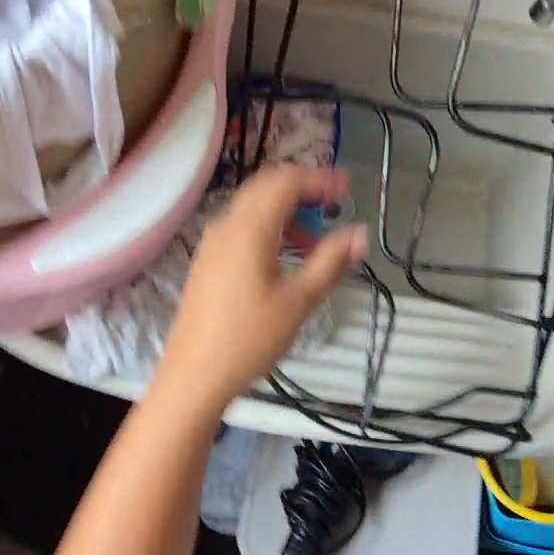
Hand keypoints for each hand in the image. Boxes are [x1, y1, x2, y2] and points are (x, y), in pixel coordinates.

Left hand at [155, 165, 367, 411]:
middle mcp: (226, 226)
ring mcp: (212, 244)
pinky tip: (283, 260)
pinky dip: (267, 229)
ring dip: (286, 213)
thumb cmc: (250, 339)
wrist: (195, 375)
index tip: (348, 190)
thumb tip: (359, 234)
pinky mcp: (206, 262)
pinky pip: (240, 228)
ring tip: (314, 244)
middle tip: (334, 207)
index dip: (321, 179)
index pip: (287, 181)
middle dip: (303, 191)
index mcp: (250, 229)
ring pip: (252, 208)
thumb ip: (331, 262)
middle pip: (266, 187)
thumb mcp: (299, 302)